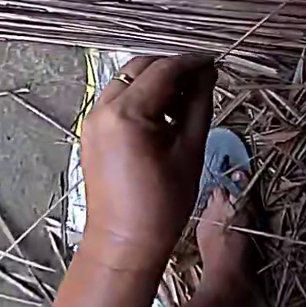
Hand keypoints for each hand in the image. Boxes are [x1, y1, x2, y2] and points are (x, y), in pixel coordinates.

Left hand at [78, 54, 216, 270]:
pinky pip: (119, 98)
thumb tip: (208, 73)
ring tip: (185, 100)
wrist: (123, 243)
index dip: (192, 63)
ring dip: (157, 81)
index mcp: (127, 113)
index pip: (164, 70)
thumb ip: (199, 104)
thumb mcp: (190, 149)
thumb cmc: (162, 204)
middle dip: (173, 69)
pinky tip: (164, 114)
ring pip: (129, 80)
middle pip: (142, 67)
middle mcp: (103, 109)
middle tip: (202, 80)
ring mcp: (93, 119)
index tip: (213, 62)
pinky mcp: (92, 131)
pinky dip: (142, 97)